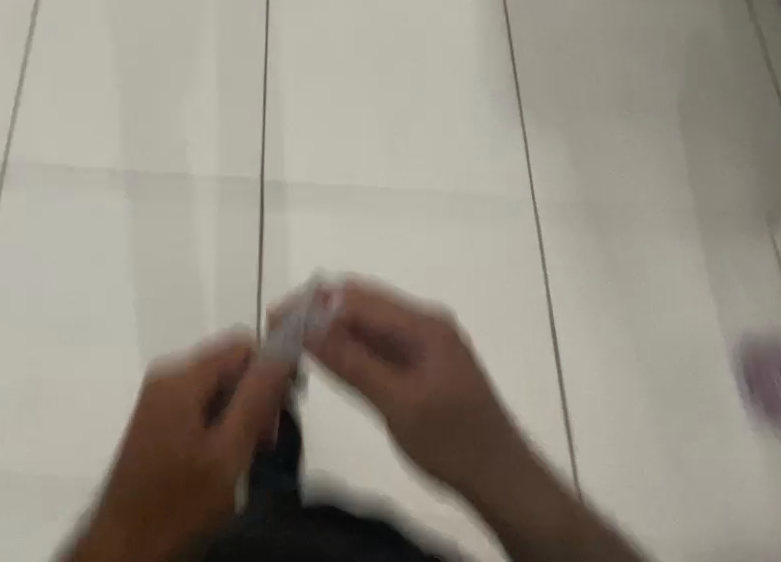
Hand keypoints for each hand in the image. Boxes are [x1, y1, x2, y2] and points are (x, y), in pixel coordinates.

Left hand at [69, 333, 293, 561]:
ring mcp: (159, 398)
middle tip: (266, 441)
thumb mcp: (228, 451)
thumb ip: (257, 398)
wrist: (125, 545)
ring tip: (247, 455)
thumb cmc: (178, 502)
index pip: (241, 347)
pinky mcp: (157, 418)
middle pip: (228, 366)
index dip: (271, 370)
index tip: (286, 407)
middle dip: (255, 397)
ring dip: (240, 414)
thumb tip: (284, 351)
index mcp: (181, 377)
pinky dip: (220, 424)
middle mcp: (167, 377)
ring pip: (217, 387)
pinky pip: (200, 404)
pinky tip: (225, 458)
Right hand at [280, 278, 536, 508]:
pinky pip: (376, 343)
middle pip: (360, 303)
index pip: (357, 299)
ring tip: (291, 340)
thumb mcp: (398, 405)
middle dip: (316, 311)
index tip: (276, 319)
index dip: (313, 304)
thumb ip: (353, 363)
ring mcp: (422, 343)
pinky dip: (347, 346)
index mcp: (423, 325)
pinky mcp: (419, 363)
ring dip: (329, 328)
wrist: (505, 482)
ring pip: (365, 322)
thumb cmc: (454, 443)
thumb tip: (307, 327)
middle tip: (276, 329)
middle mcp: (423, 323)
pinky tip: (323, 358)